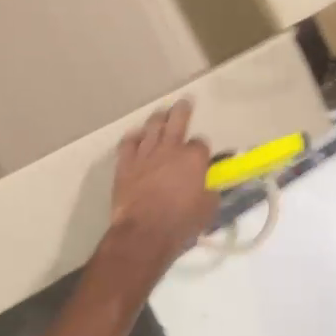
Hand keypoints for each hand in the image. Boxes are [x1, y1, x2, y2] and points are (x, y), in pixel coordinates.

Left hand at [99, 99, 215, 290]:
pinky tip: (136, 136)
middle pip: (177, 119)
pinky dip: (133, 137)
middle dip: (182, 110)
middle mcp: (170, 148)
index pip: (201, 143)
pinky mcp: (125, 162)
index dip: (201, 149)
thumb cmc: (180, 224)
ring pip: (152, 126)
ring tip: (162, 114)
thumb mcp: (207, 211)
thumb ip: (210, 193)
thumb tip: (209, 187)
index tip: (201, 157)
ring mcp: (145, 153)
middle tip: (184, 102)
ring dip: (158, 118)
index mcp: (193, 159)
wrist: (143, 233)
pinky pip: (128, 142)